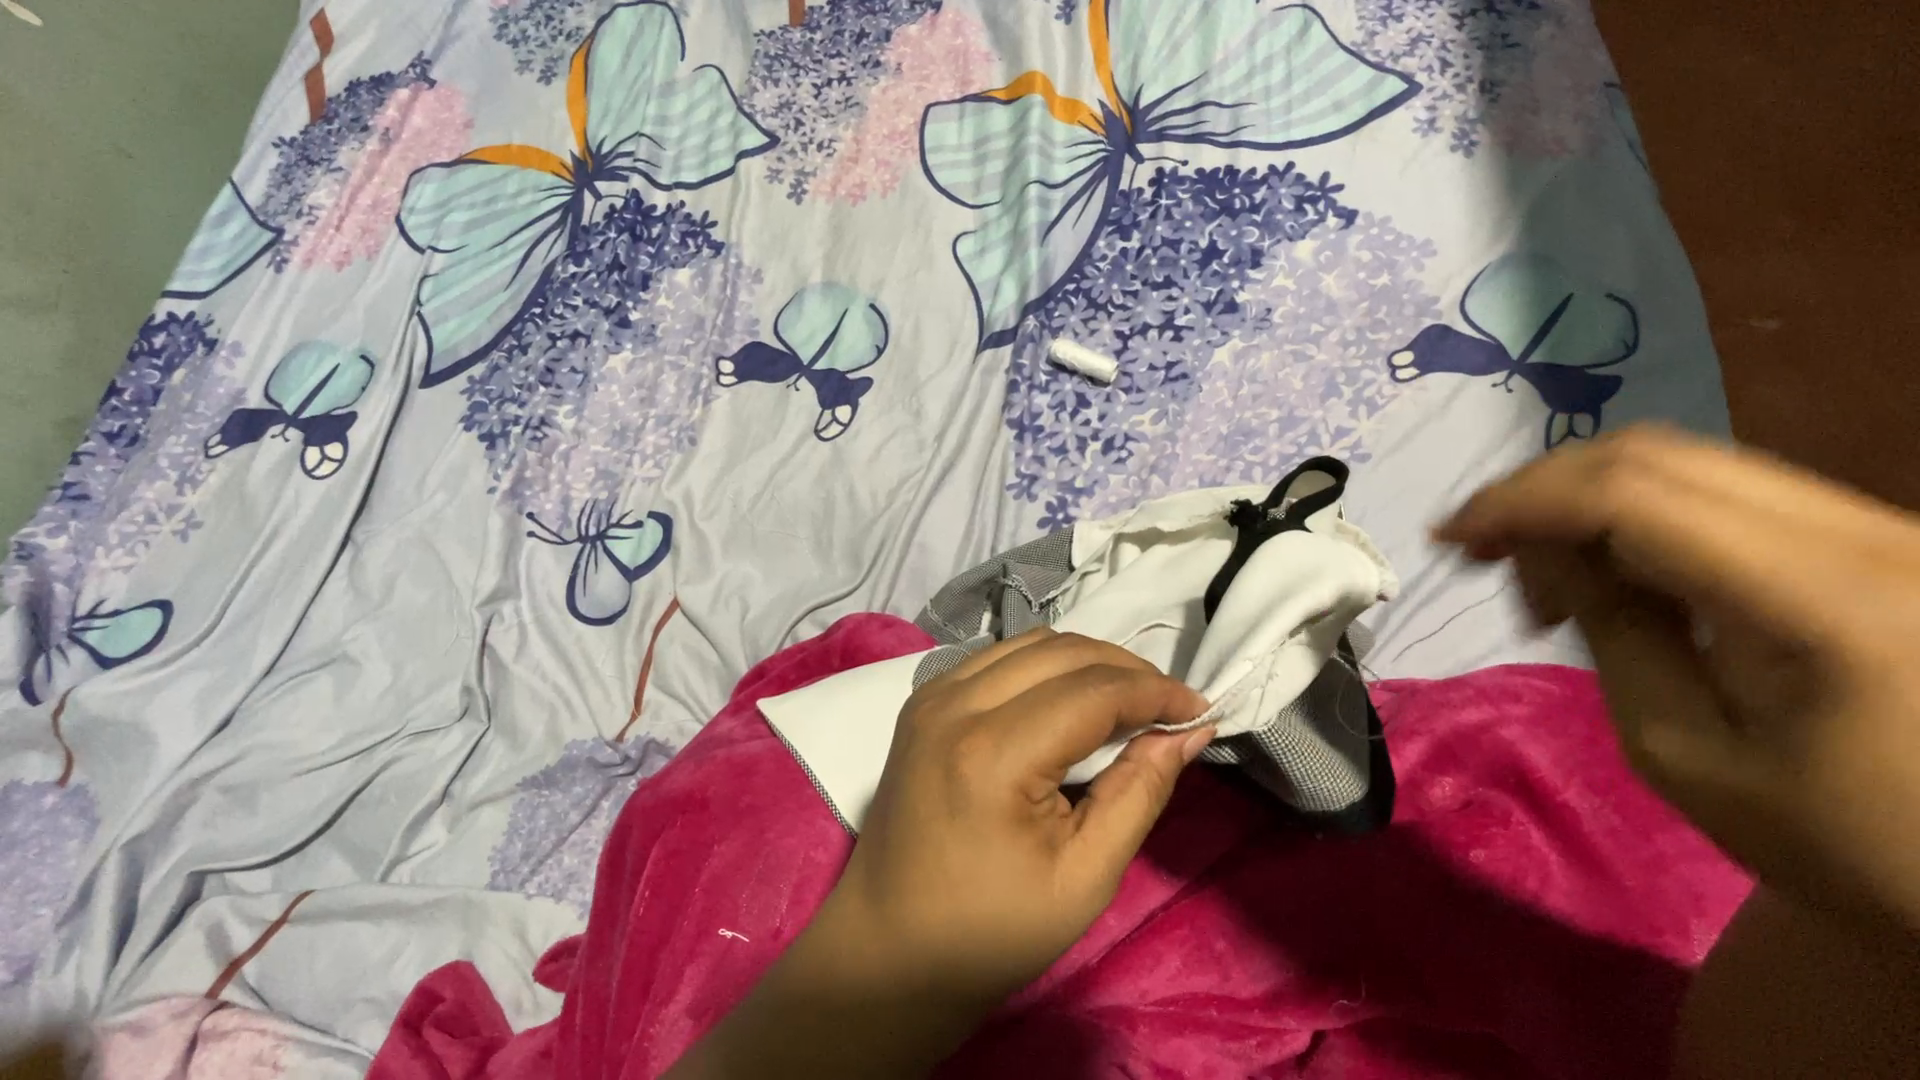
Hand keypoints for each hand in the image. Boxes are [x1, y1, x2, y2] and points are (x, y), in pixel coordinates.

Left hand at [670, 629, 1212, 1077]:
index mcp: (992, 753)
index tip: (1201, 710)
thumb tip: (1187, 732)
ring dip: (1087, 662)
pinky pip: (997, 657)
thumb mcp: (1084, 879)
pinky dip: (1045, 665)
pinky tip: (1069, 700)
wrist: (889, 948)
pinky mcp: (921, 702)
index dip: (1155, 692)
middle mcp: (954, 705)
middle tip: (1170, 707)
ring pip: (1029, 643)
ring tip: (1128, 701)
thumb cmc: (990, 931)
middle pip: (1062, 651)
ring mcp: (930, 697)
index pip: (1093, 691)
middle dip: (1127, 669)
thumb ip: (1139, 793)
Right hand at [1435, 425, 1919, 935]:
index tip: (1449, 539)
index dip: (1520, 501)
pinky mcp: (1869, 537)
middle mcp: (1861, 530)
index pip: (1630, 495)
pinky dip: (1633, 514)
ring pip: (1683, 462)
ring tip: (1541, 575)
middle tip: (1480, 550)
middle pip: (1655, 455)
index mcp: (1820, 596)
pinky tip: (1606, 567)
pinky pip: (1719, 492)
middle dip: (1541, 490)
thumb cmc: (1832, 837)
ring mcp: (1874, 525)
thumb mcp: (1680, 746)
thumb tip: (1537, 546)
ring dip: (1582, 501)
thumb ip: (1608, 626)